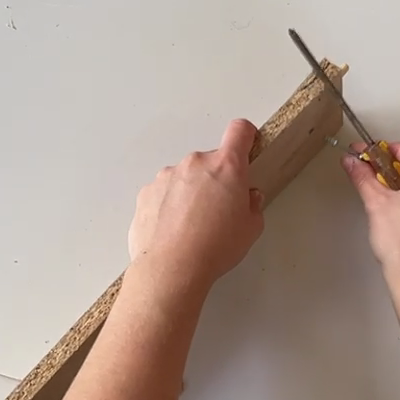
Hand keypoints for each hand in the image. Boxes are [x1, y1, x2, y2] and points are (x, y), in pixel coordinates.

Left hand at [128, 119, 265, 298]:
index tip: (246, 144)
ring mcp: (167, 176)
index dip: (245, 136)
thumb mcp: (250, 229)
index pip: (239, 132)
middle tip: (220, 211)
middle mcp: (195, 164)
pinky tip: (174, 231)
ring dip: (191, 193)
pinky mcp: (147, 192)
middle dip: (216, 180)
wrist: (171, 268)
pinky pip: (164, 193)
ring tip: (194, 226)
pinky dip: (169, 205)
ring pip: (185, 178)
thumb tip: (247, 198)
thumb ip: (252, 205)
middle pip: (210, 161)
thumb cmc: (213, 248)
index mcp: (226, 167)